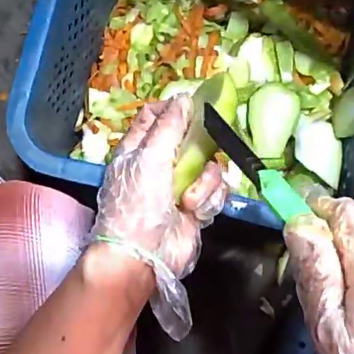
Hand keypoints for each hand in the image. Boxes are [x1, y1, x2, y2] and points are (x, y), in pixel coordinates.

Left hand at [91, 95, 227, 336]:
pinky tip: (195, 211)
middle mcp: (159, 164)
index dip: (173, 109)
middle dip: (200, 145)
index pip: (155, 116)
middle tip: (203, 150)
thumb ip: (169, 126)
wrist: (143, 255)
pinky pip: (216, 190)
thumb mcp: (149, 158)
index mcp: (138, 149)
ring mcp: (179, 185)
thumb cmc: (137, 204)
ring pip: (209, 165)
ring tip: (188, 199)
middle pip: (190, 138)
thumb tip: (183, 98)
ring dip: (204, 181)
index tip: (193, 107)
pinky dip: (208, 199)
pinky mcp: (197, 206)